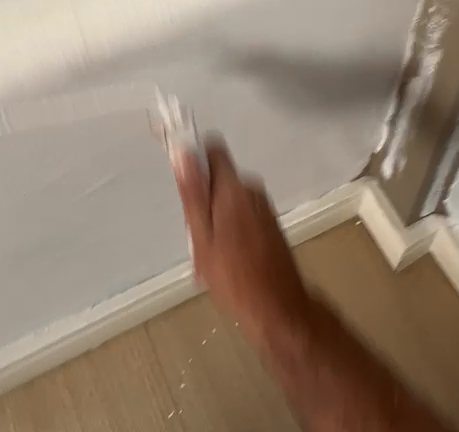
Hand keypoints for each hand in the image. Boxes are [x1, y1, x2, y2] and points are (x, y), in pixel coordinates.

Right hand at [173, 138, 314, 349]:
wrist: (277, 308)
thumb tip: (182, 151)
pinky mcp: (270, 224)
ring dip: (215, 220)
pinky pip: (242, 215)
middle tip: (196, 235)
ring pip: (228, 200)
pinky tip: (226, 261)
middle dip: (203, 200)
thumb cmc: (233, 275)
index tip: (180, 175)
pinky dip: (230, 230)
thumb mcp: (202, 236)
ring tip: (209, 256)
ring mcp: (264, 207)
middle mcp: (252, 190)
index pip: (211, 150)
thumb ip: (192, 193)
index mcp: (233, 187)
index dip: (193, 155)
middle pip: (217, 179)